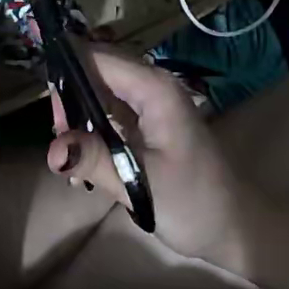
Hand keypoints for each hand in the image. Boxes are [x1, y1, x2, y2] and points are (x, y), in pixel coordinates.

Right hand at [44, 46, 245, 266]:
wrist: (238, 230)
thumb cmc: (195, 205)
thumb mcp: (141, 186)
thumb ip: (96, 160)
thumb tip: (54, 149)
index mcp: (154, 89)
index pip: (97, 58)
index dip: (67, 75)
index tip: (50, 113)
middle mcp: (151, 85)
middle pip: (94, 69)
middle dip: (68, 98)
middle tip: (59, 139)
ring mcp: (149, 102)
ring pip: (98, 88)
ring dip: (77, 114)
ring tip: (69, 153)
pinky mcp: (145, 120)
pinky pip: (107, 107)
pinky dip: (89, 125)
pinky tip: (82, 157)